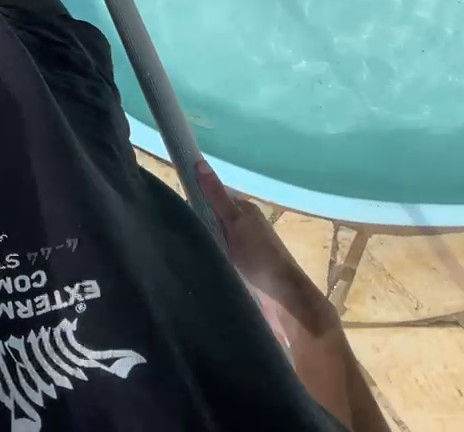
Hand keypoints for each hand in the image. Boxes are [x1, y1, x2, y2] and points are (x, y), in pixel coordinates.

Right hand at [195, 162, 339, 346]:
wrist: (285, 302)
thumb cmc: (261, 257)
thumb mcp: (236, 222)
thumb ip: (216, 196)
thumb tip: (199, 161)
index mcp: (245, 212)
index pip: (212, 196)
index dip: (195, 198)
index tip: (177, 206)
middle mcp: (245, 227)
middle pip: (211, 218)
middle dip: (197, 222)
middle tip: (178, 230)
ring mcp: (243, 250)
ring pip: (213, 238)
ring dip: (202, 242)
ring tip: (181, 247)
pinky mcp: (240, 270)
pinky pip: (217, 256)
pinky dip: (208, 257)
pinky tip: (196, 262)